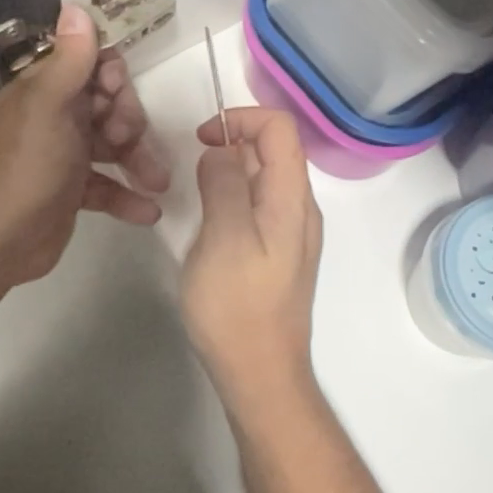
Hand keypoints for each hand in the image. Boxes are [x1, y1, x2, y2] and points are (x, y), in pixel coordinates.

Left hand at [0, 3, 169, 289]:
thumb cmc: (26, 168)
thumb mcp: (49, 107)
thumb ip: (69, 61)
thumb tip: (76, 6)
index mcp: (42, 91)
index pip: (87, 66)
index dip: (111, 77)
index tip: (120, 96)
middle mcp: (52, 118)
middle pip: (106, 106)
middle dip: (130, 122)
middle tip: (130, 140)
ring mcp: (62, 157)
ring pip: (111, 147)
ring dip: (138, 161)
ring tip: (159, 184)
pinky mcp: (71, 193)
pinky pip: (106, 186)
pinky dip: (127, 197)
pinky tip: (148, 212)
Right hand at [182, 108, 322, 410]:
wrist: (260, 373)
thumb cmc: (237, 306)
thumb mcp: (224, 238)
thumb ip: (224, 185)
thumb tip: (221, 150)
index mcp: (292, 200)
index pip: (280, 128)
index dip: (241, 119)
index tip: (201, 139)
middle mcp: (300, 210)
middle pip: (275, 151)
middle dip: (232, 143)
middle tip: (191, 169)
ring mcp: (292, 235)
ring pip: (265, 180)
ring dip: (230, 172)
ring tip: (196, 195)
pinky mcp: (278, 256)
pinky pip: (260, 208)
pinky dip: (234, 198)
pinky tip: (210, 224)